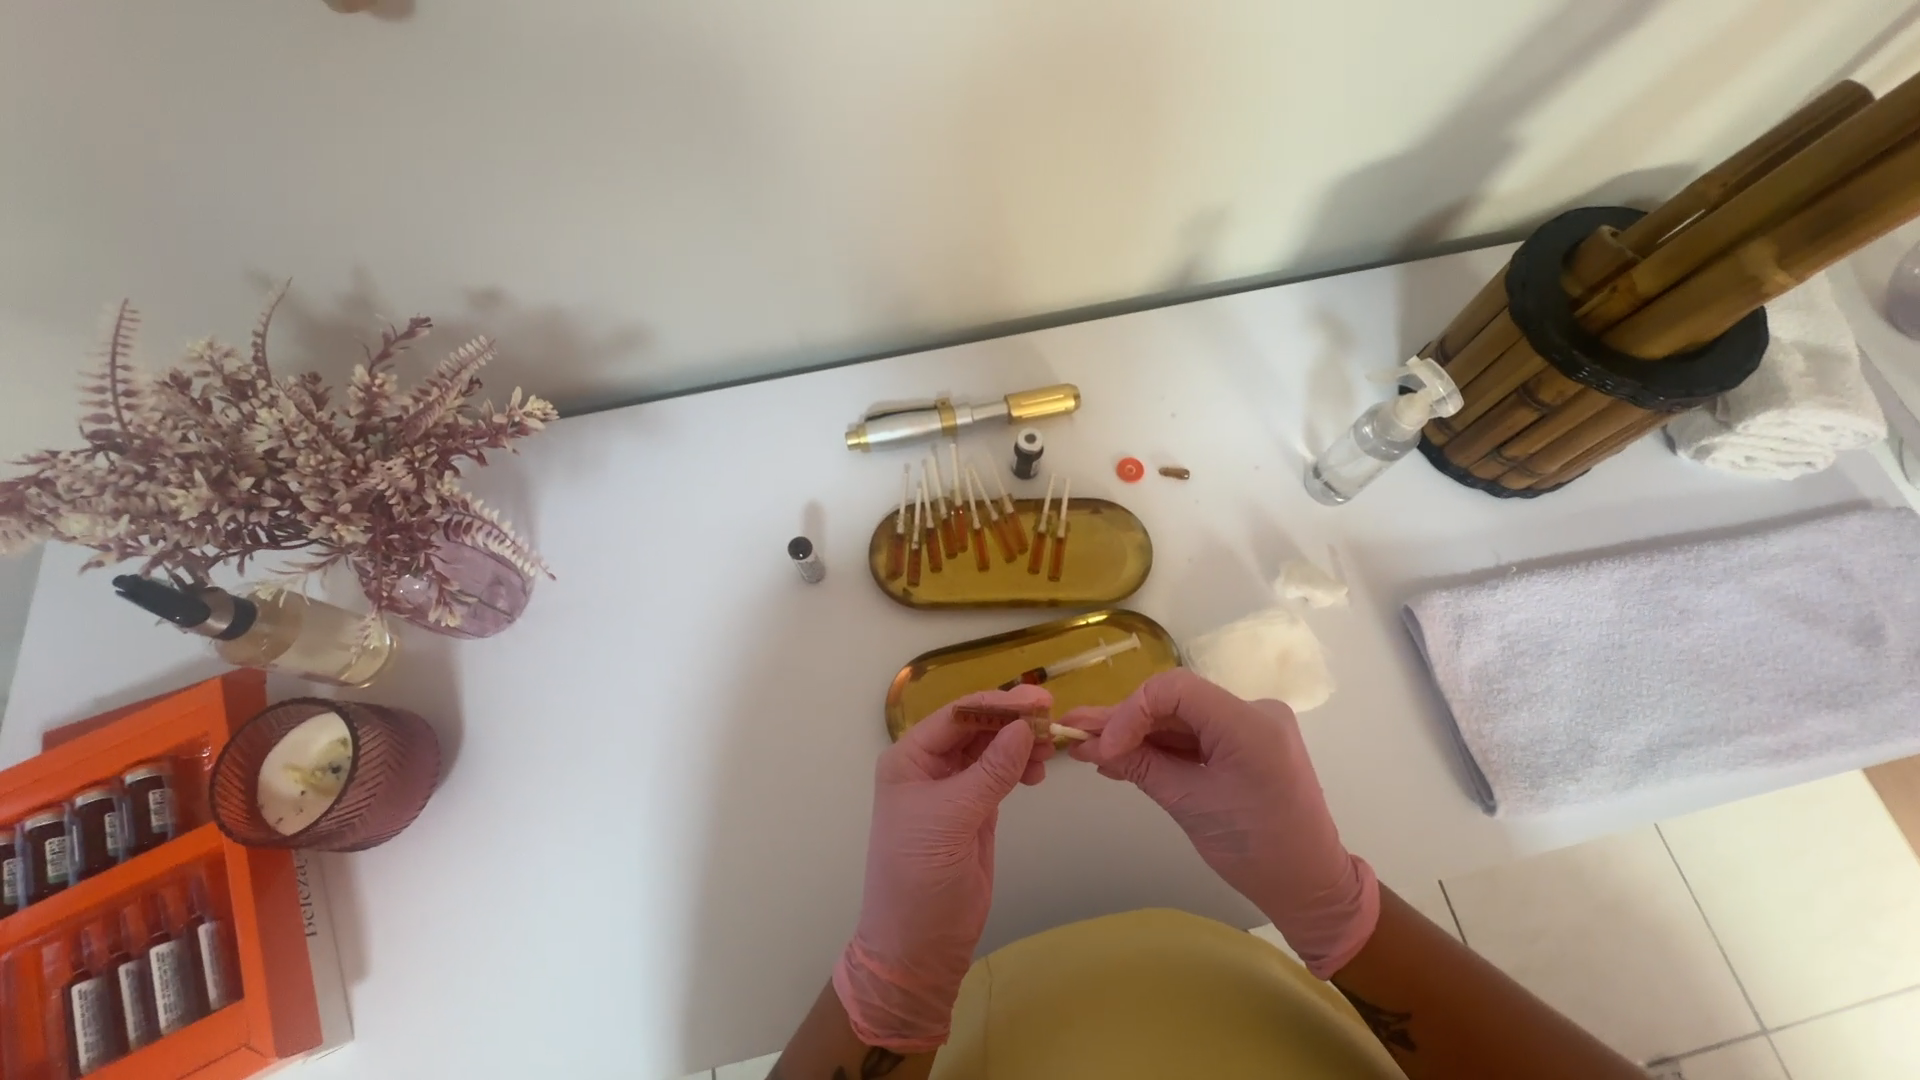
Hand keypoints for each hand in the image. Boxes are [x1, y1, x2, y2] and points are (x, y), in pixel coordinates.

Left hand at [832, 685, 1054, 1051]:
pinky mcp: (975, 810)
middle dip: (1012, 721)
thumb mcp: (952, 819)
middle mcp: (929, 766)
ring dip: (1021, 743)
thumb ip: (990, 771)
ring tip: (1051, 749)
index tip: (1039, 701)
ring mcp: (953, 788)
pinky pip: (1000, 775)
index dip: (997, 704)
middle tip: (1053, 720)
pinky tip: (1038, 772)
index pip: (956, 716)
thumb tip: (1025, 727)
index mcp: (909, 758)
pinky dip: (1020, 767)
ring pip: (991, 749)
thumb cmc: (919, 877)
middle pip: (976, 728)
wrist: (919, 946)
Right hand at [1064, 669, 1377, 978]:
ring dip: (1136, 734)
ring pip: (1180, 719)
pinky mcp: (1245, 743)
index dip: (1129, 711)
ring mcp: (1251, 726)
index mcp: (1249, 724)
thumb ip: (1139, 766)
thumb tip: (1089, 747)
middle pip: (1174, 703)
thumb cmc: (1256, 850)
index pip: (1174, 690)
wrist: (1311, 887)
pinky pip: (1195, 735)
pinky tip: (1121, 757)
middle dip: (1124, 722)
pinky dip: (1160, 747)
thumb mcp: (1189, 805)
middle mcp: (1253, 712)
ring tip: (1086, 746)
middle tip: (1074, 733)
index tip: (1103, 747)